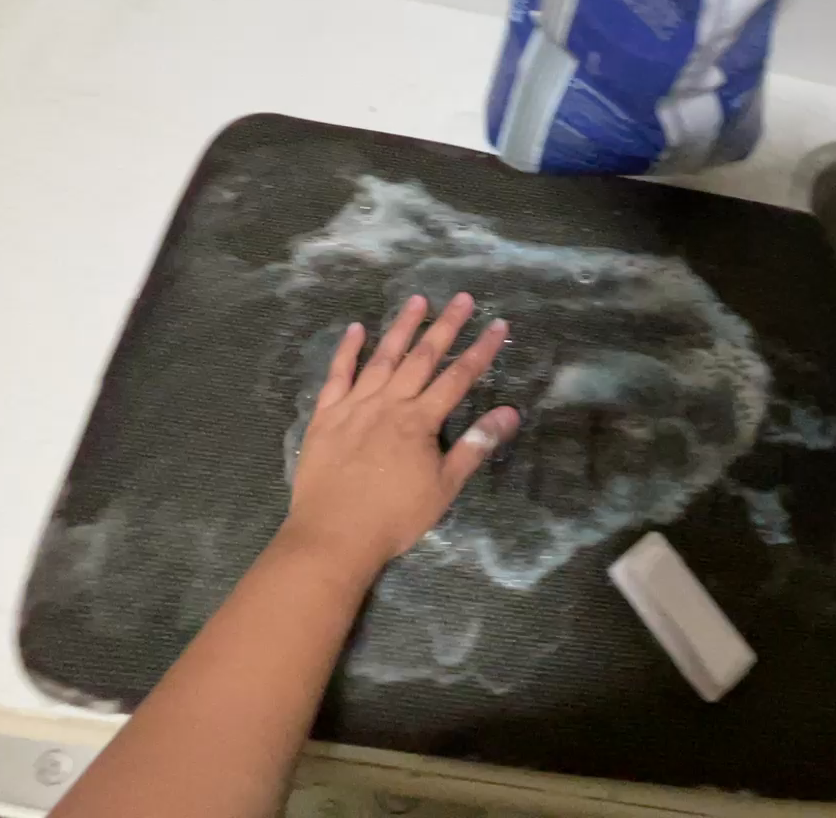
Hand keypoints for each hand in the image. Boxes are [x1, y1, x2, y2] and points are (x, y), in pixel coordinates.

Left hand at [280, 293, 519, 574]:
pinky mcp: (326, 416)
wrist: (332, 537)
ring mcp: (355, 405)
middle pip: (423, 357)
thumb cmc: (394, 517)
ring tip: (418, 300)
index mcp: (420, 420)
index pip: (459, 376)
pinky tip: (356, 329)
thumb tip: (510, 412)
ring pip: (383, 358)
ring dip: (402, 327)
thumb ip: (475, 446)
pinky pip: (337, 375)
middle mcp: (389, 403)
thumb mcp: (444, 487)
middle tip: (463, 298)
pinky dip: (347, 350)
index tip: (498, 324)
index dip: (481, 350)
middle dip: (446, 325)